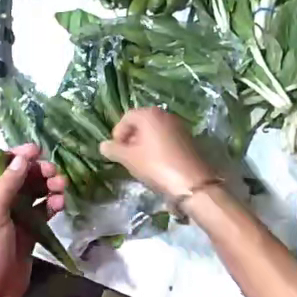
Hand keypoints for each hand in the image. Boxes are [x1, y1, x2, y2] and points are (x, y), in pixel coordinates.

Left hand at [0, 143, 65, 296]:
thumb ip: (8, 185)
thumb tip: (21, 158)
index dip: (15, 155)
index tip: (37, 149)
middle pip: (17, 179)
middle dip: (35, 172)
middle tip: (54, 171)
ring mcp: (10, 220)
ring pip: (31, 195)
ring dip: (46, 187)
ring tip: (62, 186)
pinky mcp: (25, 235)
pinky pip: (39, 214)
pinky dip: (49, 206)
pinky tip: (60, 204)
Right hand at [98, 108, 217, 198]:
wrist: (192, 183)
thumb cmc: (156, 165)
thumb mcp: (129, 159)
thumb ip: (114, 150)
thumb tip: (103, 145)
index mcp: (149, 114)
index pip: (126, 118)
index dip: (118, 133)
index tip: (115, 150)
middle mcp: (165, 115)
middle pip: (141, 123)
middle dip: (130, 138)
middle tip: (125, 156)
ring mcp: (179, 126)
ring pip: (154, 131)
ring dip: (144, 143)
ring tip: (139, 161)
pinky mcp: (188, 139)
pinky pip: (166, 138)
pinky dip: (157, 147)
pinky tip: (156, 163)